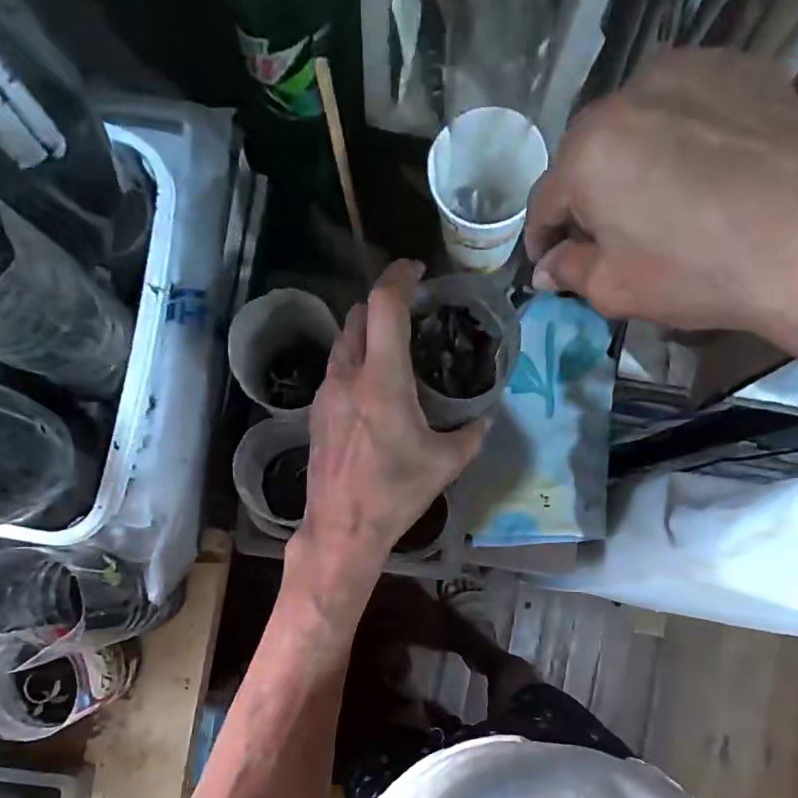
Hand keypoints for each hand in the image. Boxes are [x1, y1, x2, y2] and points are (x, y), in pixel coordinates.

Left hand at [295, 261, 487, 577]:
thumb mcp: (446, 464)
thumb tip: (482, 419)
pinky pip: (334, 370)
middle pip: (358, 316)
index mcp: (382, 380)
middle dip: (383, 304)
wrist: (341, 528)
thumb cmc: (395, 494)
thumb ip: (470, 434)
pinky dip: (354, 361)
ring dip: (365, 333)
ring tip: (392, 348)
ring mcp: (325, 394)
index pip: (384, 305)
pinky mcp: (315, 413)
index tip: (415, 270)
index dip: (399, 277)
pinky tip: (371, 387)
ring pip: (342, 343)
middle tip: (410, 311)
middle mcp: (347, 377)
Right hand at [526, 48, 797, 359]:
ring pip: (640, 125)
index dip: (543, 240)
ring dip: (636, 160)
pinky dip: (686, 136)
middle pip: (589, 156)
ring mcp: (689, 72)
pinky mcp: (742, 69)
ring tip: (662, 201)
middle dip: (590, 197)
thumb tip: (548, 268)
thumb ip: (571, 272)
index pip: (544, 202)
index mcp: (586, 153)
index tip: (551, 264)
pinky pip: (691, 107)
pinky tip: (707, 173)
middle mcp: (627, 96)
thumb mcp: (617, 289)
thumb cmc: (697, 268)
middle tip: (608, 237)